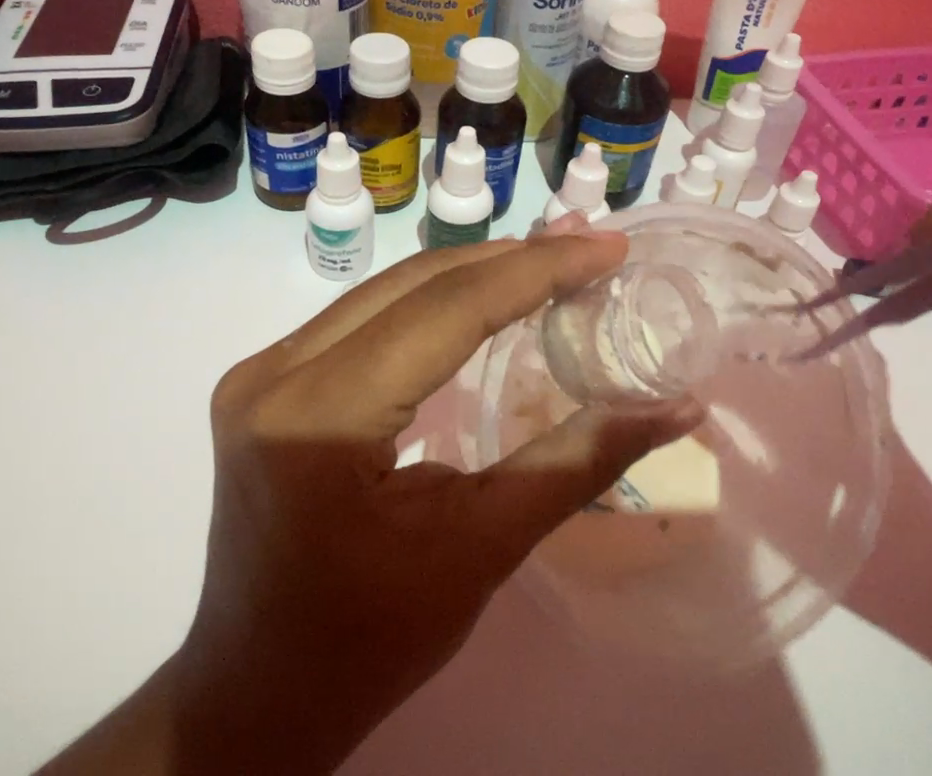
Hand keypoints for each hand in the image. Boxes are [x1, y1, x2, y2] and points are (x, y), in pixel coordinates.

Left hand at [43, 225, 701, 775]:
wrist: (265, 685)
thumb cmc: (371, 637)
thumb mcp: (481, 547)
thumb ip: (574, 463)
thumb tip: (673, 407)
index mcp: (318, 416)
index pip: (444, 311)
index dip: (535, 271)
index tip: (609, 246)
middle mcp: (273, 375)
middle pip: (410, 287)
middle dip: (508, 261)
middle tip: (590, 248)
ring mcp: (259, 376)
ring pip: (381, 294)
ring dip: (469, 276)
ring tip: (550, 265)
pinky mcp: (263, 385)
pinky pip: (358, 321)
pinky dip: (428, 306)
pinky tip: (479, 304)